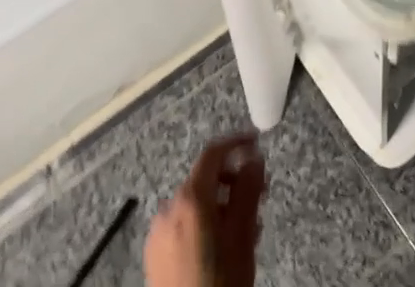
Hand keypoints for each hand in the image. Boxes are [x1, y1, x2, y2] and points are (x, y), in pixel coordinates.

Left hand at [143, 133, 265, 286]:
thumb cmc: (221, 281)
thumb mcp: (242, 236)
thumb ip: (248, 191)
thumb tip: (255, 158)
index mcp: (190, 200)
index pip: (212, 154)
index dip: (236, 142)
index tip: (257, 141)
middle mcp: (168, 209)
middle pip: (203, 180)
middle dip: (232, 181)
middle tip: (260, 195)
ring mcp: (158, 232)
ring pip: (194, 205)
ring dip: (219, 205)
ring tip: (245, 228)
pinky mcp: (154, 254)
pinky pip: (182, 225)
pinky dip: (202, 224)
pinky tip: (220, 246)